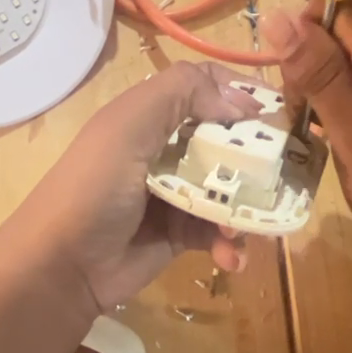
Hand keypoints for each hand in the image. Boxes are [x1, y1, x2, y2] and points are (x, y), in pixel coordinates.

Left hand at [4, 62, 262, 312]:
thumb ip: (181, 93)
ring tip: (248, 224)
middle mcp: (165, 148)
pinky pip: (219, 232)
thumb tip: (241, 100)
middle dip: (257, 154)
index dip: (239, 92)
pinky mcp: (181, 235)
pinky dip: (230, 244)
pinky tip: (229, 256)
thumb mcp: (129, 126)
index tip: (277, 108)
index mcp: (150, 115)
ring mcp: (175, 194)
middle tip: (288, 168)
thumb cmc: (94, 187)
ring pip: (229, 188)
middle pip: (225, 138)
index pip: (203, 86)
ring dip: (246, 206)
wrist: (63, 266)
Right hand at [262, 0, 351, 286]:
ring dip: (332, 86)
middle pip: (351, 30)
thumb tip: (278, 16)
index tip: (295, 86)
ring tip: (326, 134)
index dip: (308, 37)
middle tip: (306, 120)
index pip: (342, 8)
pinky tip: (349, 135)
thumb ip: (318, 73)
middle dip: (317, 65)